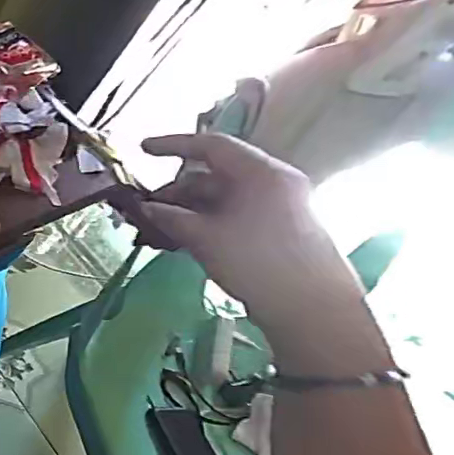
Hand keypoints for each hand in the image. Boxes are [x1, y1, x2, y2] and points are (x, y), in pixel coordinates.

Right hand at [134, 134, 367, 342]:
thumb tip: (144, 207)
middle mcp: (271, 182)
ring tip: (154, 231)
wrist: (311, 308)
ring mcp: (275, 206)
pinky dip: (202, 223)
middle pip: (213, 175)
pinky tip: (177, 241)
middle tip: (143, 211)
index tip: (142, 150)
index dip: (173, 146)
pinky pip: (230, 215)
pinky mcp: (274, 228)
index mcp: (260, 173)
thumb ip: (170, 217)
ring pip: (219, 198)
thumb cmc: (256, 263)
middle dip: (174, 192)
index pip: (211, 146)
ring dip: (184, 211)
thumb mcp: (204, 238)